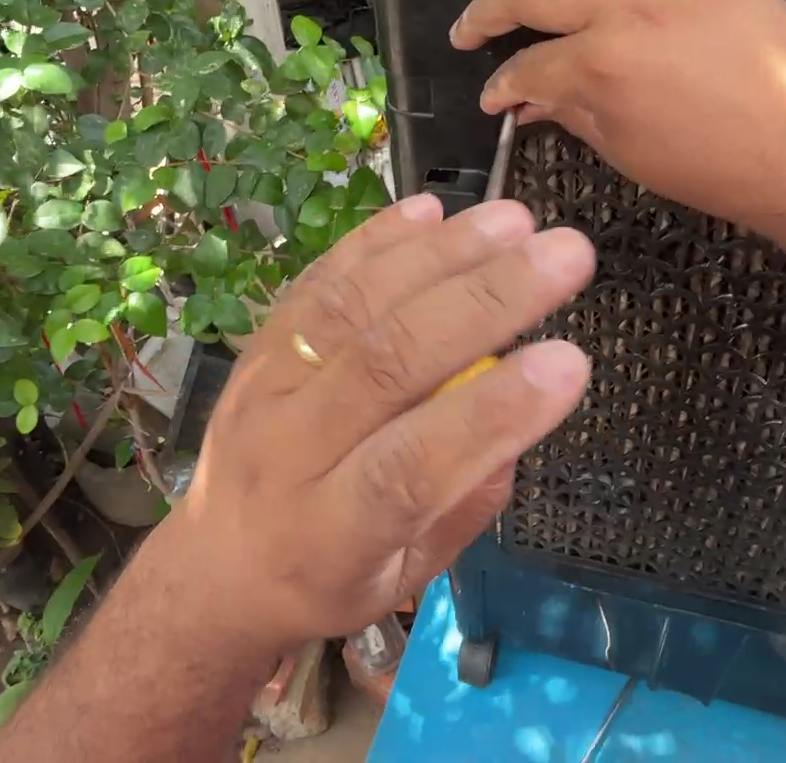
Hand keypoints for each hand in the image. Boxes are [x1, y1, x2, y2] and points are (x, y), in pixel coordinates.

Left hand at [157, 193, 595, 651]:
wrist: (216, 560)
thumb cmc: (326, 577)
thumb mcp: (403, 578)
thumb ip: (464, 502)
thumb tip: (520, 408)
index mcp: (326, 533)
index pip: (411, 465)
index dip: (492, 411)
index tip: (570, 360)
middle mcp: (286, 449)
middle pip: (385, 362)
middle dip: (485, 302)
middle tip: (563, 255)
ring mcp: (264, 384)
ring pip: (353, 305)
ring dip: (440, 253)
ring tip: (513, 220)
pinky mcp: (259, 341)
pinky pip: (318, 280)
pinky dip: (376, 239)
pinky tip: (431, 208)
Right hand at [450, 0, 785, 232]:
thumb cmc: (711, 165)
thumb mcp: (623, 149)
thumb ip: (568, 113)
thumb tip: (528, 104)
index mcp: (598, 65)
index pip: (524, 70)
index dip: (500, 88)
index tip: (494, 100)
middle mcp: (627, 4)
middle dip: (485, 13)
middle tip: (469, 27)